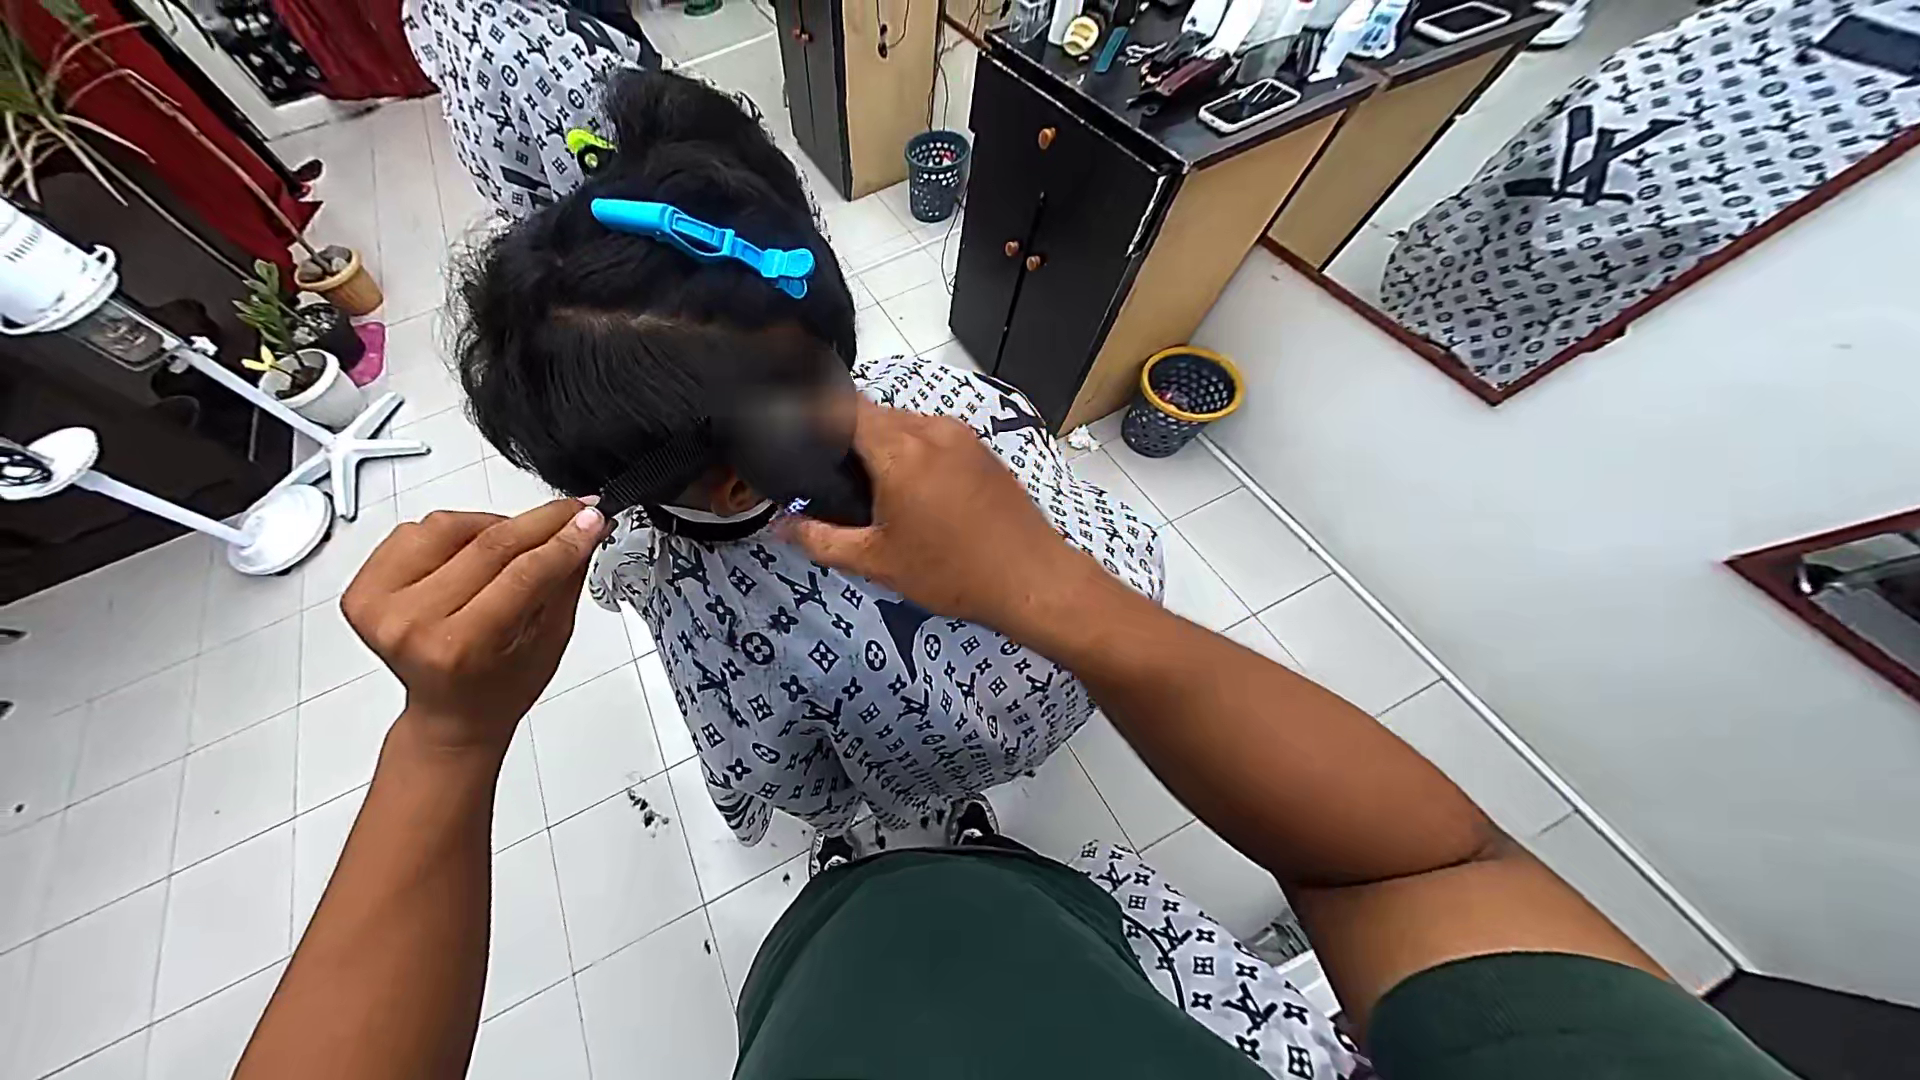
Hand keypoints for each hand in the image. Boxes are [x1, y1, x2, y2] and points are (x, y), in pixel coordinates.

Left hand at [340, 498, 608, 751]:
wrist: (453, 709)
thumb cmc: (502, 684)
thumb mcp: (552, 635)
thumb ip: (565, 576)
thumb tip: (586, 528)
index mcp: (462, 645)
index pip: (526, 572)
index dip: (566, 539)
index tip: (593, 518)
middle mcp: (411, 623)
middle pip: (491, 544)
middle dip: (544, 521)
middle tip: (575, 511)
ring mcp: (380, 603)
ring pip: (451, 526)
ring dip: (498, 524)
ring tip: (520, 544)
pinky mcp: (364, 587)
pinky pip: (417, 531)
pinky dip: (456, 530)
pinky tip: (477, 552)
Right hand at [779, 400, 1100, 631]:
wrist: (1032, 579)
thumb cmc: (954, 572)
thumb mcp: (878, 561)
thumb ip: (821, 539)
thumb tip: (782, 527)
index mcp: (900, 449)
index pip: (841, 405)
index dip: (814, 414)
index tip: (801, 439)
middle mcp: (932, 429)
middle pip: (874, 412)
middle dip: (849, 437)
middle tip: (836, 478)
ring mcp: (963, 435)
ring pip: (906, 422)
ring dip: (884, 444)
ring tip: (876, 490)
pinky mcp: (982, 449)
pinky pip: (935, 434)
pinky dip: (915, 450)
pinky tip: (915, 489)